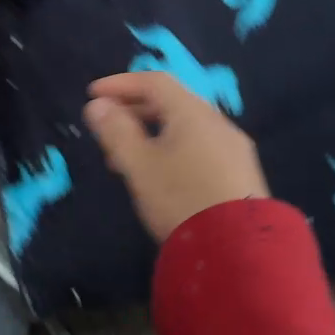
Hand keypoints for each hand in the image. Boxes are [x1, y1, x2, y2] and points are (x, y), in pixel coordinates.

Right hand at [84, 72, 271, 241]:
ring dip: (151, 133)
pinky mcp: (241, 175)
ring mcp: (234, 149)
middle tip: (107, 126)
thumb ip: (116, 131)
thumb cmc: (181, 199)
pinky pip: (199, 146)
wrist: (239, 253)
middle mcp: (218, 123)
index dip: (120, 84)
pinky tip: (159, 176)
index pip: (154, 82)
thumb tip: (98, 105)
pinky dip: (172, 148)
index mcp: (193, 113)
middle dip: (134, 110)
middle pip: (171, 102)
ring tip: (125, 159)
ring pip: (185, 127)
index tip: (93, 96)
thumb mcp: (139, 165)